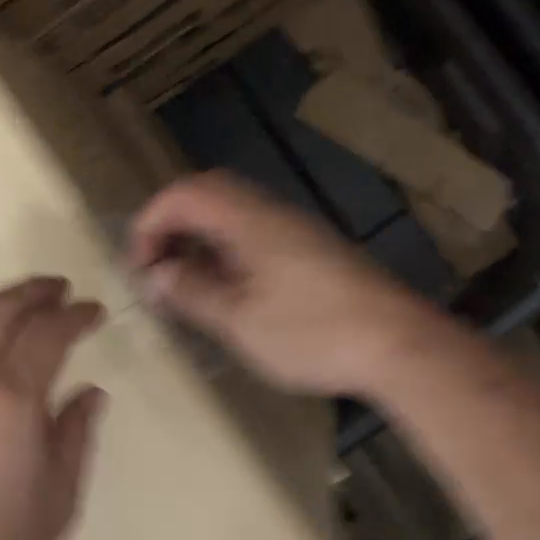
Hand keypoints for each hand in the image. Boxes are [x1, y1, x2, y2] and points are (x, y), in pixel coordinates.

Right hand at [128, 172, 418, 397]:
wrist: (400, 345)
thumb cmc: (314, 333)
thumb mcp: (240, 321)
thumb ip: (193, 293)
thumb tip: (156, 274)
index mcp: (250, 221)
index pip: (184, 194)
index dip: (150, 223)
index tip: (139, 268)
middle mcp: (272, 214)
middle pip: (208, 195)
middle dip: (171, 227)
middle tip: (156, 271)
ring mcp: (296, 231)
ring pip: (233, 216)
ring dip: (199, 241)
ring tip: (185, 287)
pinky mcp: (313, 252)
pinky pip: (254, 235)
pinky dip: (226, 253)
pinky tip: (227, 294)